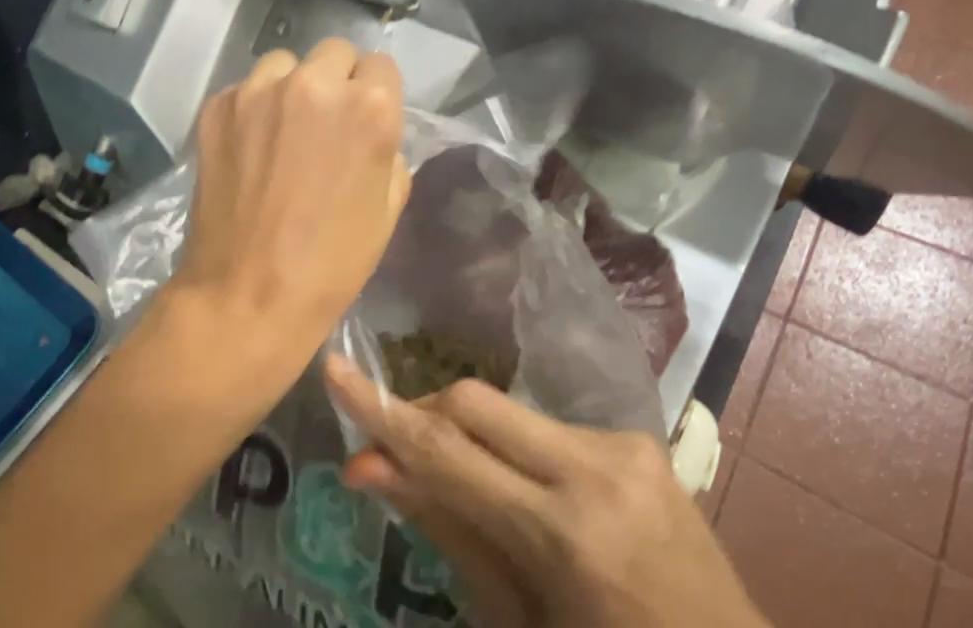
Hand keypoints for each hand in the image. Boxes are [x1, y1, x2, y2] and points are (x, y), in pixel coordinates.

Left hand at [173, 38, 410, 344]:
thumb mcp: (388, 208)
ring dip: (290, 88)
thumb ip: (387, 151)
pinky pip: (243, 90)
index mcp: (369, 107)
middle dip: (336, 81)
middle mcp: (314, 84)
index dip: (375, 94)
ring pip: (284, 65)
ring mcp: (258, 91)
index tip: (364, 120)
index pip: (381, 66)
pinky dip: (250, 110)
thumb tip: (370, 132)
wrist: (248, 293)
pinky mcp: (217, 107)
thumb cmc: (332, 262)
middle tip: (324, 125)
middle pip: (334, 53)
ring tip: (281, 132)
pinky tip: (247, 149)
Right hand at [324, 355, 767, 627]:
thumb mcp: (514, 620)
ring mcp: (625, 446)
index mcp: (562, 534)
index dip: (379, 411)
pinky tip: (524, 492)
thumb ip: (445, 529)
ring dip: (467, 435)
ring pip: (507, 410)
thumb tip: (368, 467)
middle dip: (420, 413)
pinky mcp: (640, 439)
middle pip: (472, 402)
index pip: (445, 453)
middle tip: (392, 450)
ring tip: (463, 485)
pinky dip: (514, 448)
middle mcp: (595, 469)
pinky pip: (547, 426)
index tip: (332, 370)